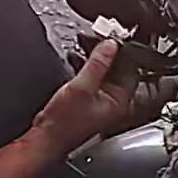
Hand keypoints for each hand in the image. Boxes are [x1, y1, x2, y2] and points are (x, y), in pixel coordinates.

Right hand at [28, 39, 137, 155]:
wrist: (46, 140)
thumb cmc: (64, 124)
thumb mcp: (82, 86)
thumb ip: (98, 64)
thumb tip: (111, 46)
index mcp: (120, 101)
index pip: (131, 69)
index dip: (123, 51)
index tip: (113, 38)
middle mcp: (114, 102)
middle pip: (117, 69)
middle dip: (107, 52)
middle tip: (96, 38)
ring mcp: (101, 101)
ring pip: (104, 72)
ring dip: (94, 57)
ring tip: (84, 43)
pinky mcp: (87, 100)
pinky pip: (92, 78)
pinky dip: (85, 66)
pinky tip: (76, 57)